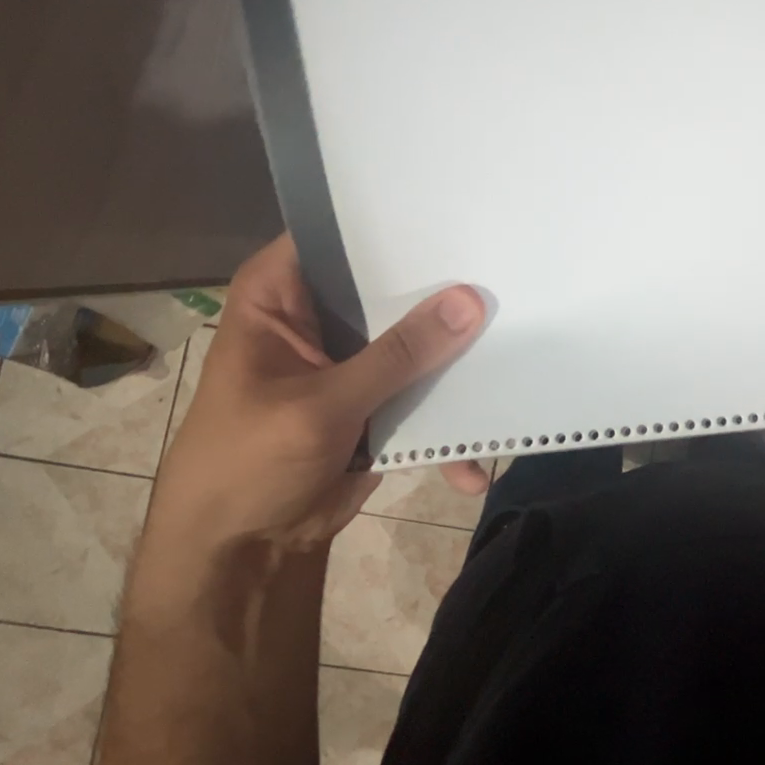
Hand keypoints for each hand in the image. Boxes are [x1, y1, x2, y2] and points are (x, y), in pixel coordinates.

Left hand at [148, 235, 488, 555]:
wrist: (243, 552)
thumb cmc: (247, 463)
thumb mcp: (321, 405)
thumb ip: (398, 354)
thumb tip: (471, 300)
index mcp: (282, 294)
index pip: (341, 233)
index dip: (395, 222)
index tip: (461, 212)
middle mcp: (322, 314)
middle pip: (392, 284)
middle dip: (445, 287)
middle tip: (510, 270)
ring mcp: (355, 358)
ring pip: (419, 336)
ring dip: (458, 353)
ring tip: (522, 349)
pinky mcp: (382, 398)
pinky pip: (428, 389)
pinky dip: (451, 421)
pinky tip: (476, 462)